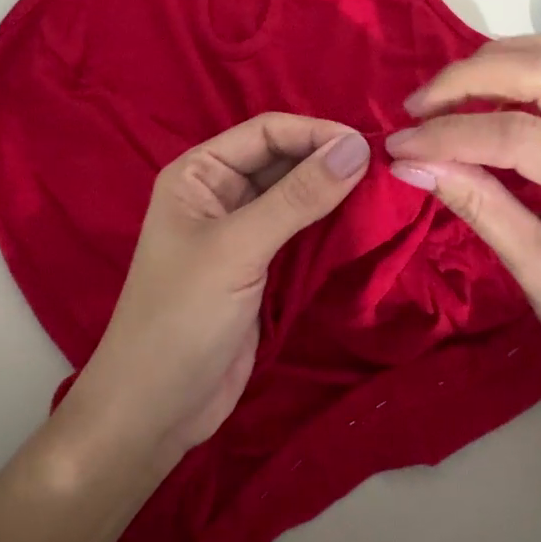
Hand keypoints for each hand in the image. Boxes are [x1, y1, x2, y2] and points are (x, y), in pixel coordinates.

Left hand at [64, 113, 371, 459]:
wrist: (154, 409)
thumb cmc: (181, 317)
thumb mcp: (238, 250)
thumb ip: (297, 198)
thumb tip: (356, 147)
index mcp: (199, 173)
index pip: (266, 132)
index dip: (315, 132)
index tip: (369, 146)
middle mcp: (219, 192)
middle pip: (283, 159)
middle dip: (328, 160)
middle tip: (386, 171)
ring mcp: (240, 231)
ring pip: (296, 195)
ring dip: (334, 192)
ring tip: (384, 192)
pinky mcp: (259, 267)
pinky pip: (300, 232)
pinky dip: (330, 226)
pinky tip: (363, 224)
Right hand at [384, 33, 540, 413]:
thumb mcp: (540, 277)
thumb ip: (480, 208)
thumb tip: (410, 162)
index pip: (526, 137)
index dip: (453, 135)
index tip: (398, 146)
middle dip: (468, 80)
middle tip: (415, 109)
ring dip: (494, 61)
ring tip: (445, 96)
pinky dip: (520, 63)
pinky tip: (486, 89)